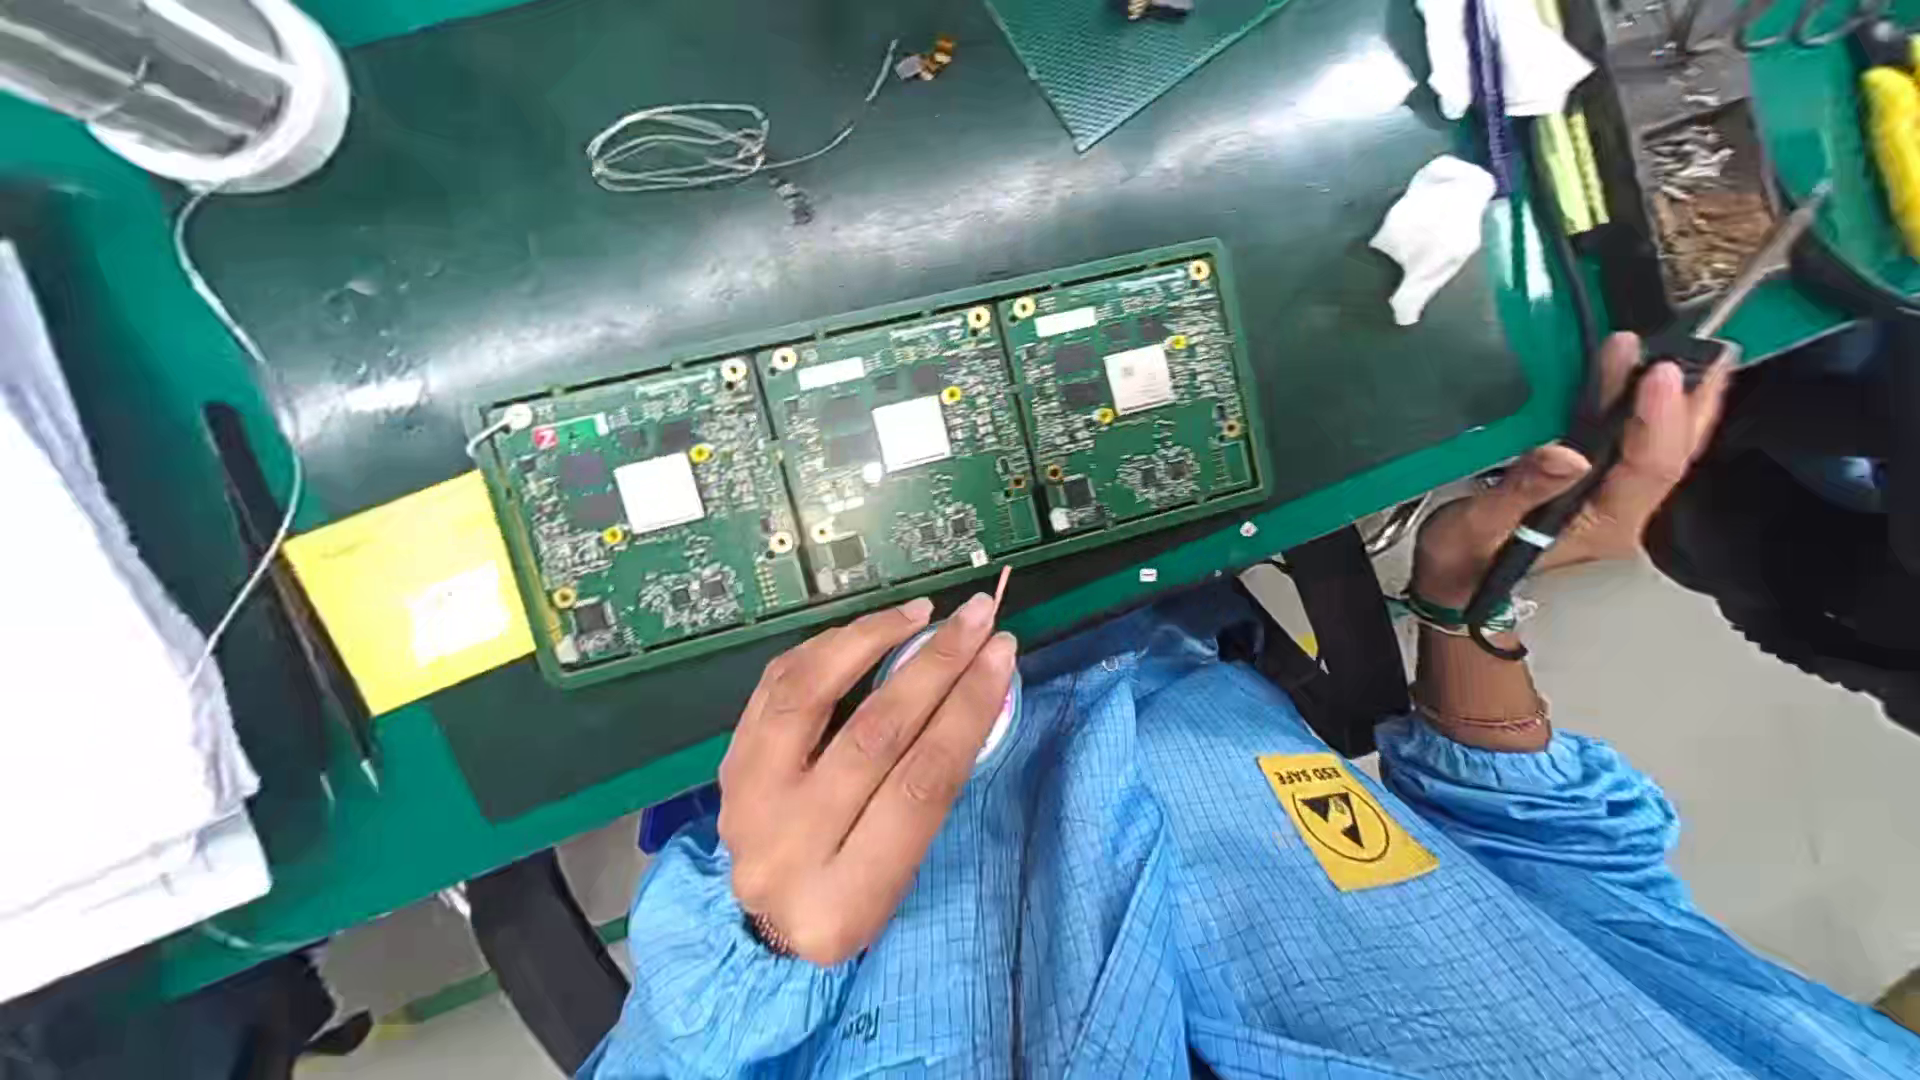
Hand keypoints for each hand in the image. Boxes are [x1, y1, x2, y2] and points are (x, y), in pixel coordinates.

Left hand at [717, 593, 1015, 965]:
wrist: (765, 923)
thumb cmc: (855, 894)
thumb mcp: (905, 870)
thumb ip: (933, 786)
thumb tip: (974, 686)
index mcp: (847, 901)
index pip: (922, 786)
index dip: (968, 710)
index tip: (1002, 654)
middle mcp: (786, 851)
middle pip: (873, 736)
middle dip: (936, 665)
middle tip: (976, 617)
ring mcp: (746, 803)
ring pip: (811, 695)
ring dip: (873, 639)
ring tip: (919, 614)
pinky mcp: (729, 764)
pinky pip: (777, 684)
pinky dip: (828, 647)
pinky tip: (867, 630)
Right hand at [1411, 332, 1728, 608]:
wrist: (1455, 583)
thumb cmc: (1463, 558)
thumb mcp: (1479, 525)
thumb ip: (1521, 490)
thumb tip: (1565, 454)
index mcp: (1603, 524)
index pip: (1648, 465)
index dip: (1657, 418)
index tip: (1658, 372)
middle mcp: (1623, 513)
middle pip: (1672, 453)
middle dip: (1689, 400)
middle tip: (1702, 348)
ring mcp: (1613, 503)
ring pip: (1661, 448)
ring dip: (1673, 401)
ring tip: (1686, 354)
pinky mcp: (1596, 493)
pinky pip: (1636, 449)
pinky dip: (1646, 414)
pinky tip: (1644, 388)